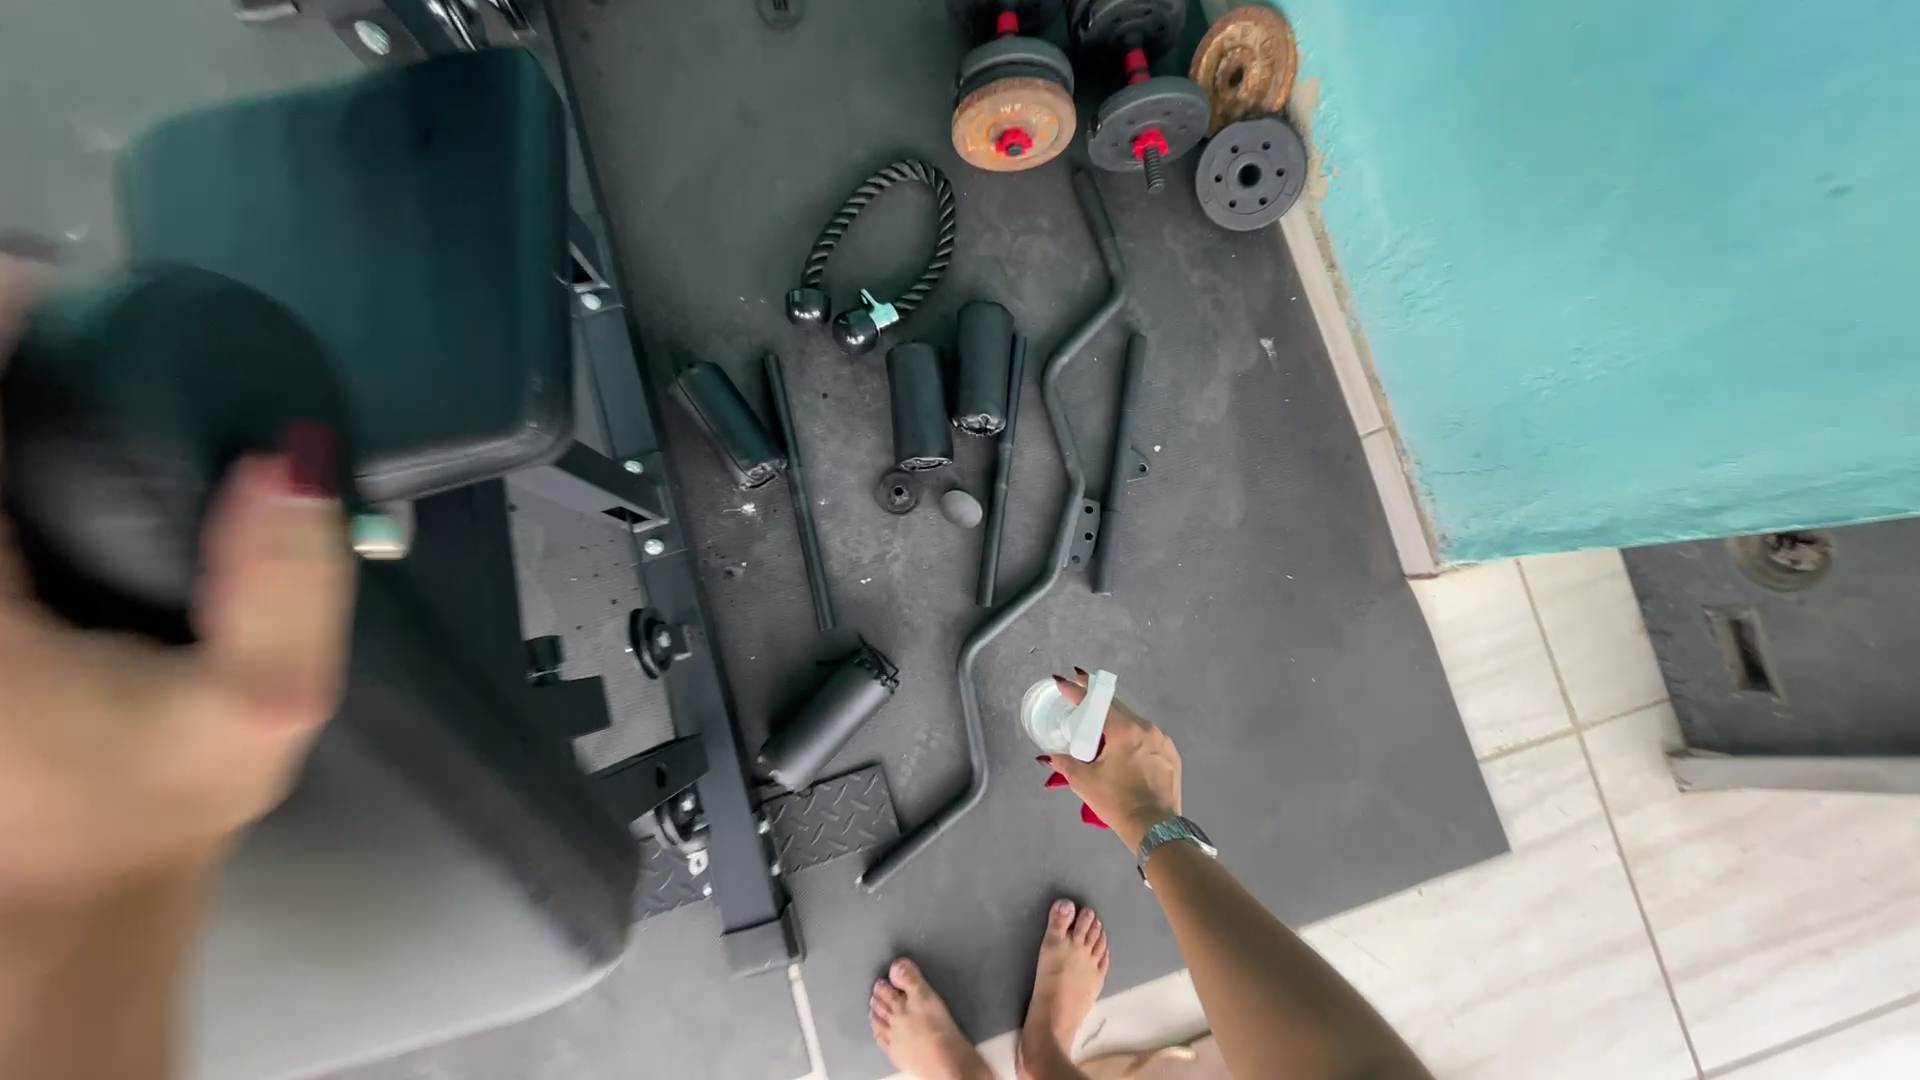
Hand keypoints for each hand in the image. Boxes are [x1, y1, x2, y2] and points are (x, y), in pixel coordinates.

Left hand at [0, 257, 354, 908]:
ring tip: (110, 368)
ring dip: (21, 388)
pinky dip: (25, 440)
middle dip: (21, 344)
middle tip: (125, 331)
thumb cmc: (163, 796)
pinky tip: (75, 439)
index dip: (6, 316)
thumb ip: (290, 585)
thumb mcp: (267, 702)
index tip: (98, 300)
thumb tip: (291, 455)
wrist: (69, 879)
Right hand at [1043, 669, 1181, 850]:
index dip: (1078, 691)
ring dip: (1116, 720)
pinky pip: (1148, 736)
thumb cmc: (1117, 802)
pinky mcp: (1172, 754)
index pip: (1098, 702)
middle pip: (1117, 707)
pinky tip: (1124, 746)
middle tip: (1080, 694)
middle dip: (1097, 701)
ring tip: (1100, 726)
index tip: (1064, 681)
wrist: (1156, 829)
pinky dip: (1133, 736)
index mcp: (1124, 730)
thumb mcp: (1084, 781)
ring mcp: (1162, 740)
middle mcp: (1146, 728)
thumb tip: (1047, 756)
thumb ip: (1064, 762)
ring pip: (1134, 722)